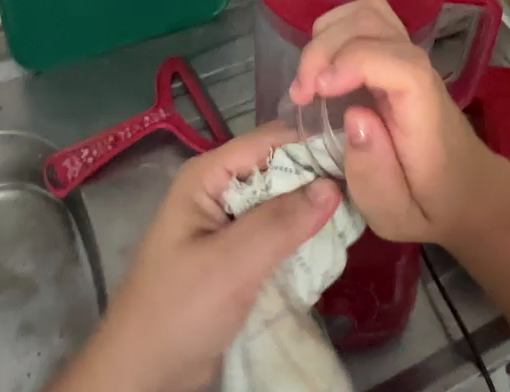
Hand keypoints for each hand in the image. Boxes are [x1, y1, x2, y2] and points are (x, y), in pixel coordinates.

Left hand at [47, 123, 340, 391]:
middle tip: (365, 191)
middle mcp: (220, 189)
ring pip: (282, 202)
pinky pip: (278, 233)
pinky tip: (331, 244)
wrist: (144, 374)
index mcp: (208, 175)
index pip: (270, 140)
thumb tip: (334, 184)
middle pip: (279, 168)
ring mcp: (229, 223)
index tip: (359, 158)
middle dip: (318, 179)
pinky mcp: (238, 254)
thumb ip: (281, 223)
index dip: (313, 144)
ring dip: (313, 211)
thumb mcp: (231, 265)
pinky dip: (302, 237)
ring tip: (358, 215)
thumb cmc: (179, 310)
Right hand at [289, 0, 508, 246]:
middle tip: (301, 96)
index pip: (402, 65)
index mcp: (427, 116)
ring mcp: (410, 57)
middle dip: (325, 50)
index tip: (317, 92)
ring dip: (326, 37)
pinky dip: (334, 32)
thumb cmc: (432, 206)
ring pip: (369, 13)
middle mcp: (421, 74)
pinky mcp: (398, 53)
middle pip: (376, 25)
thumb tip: (354, 115)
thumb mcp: (400, 217)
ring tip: (309, 81)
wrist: (469, 190)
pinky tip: (321, 69)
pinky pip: (366, 19)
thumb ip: (376, 176)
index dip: (355, 62)